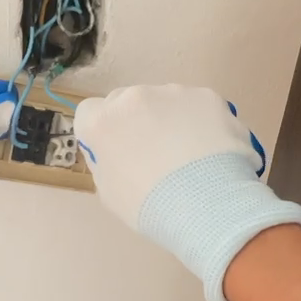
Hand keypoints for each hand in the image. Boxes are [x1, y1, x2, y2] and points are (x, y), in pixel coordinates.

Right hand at [73, 84, 300, 300]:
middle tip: (155, 153)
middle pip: (127, 102)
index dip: (103, 130)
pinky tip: (211, 149)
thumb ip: (106, 162)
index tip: (116, 149)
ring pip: (164, 101)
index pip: (89, 112)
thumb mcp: (109, 193)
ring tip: (189, 154)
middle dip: (136, 121)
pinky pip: (197, 106)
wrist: (209, 205)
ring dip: (170, 119)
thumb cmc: (151, 207)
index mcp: (102, 122)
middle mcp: (133, 98)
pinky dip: (201, 122)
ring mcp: (172, 92)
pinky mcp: (207, 96)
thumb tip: (117, 152)